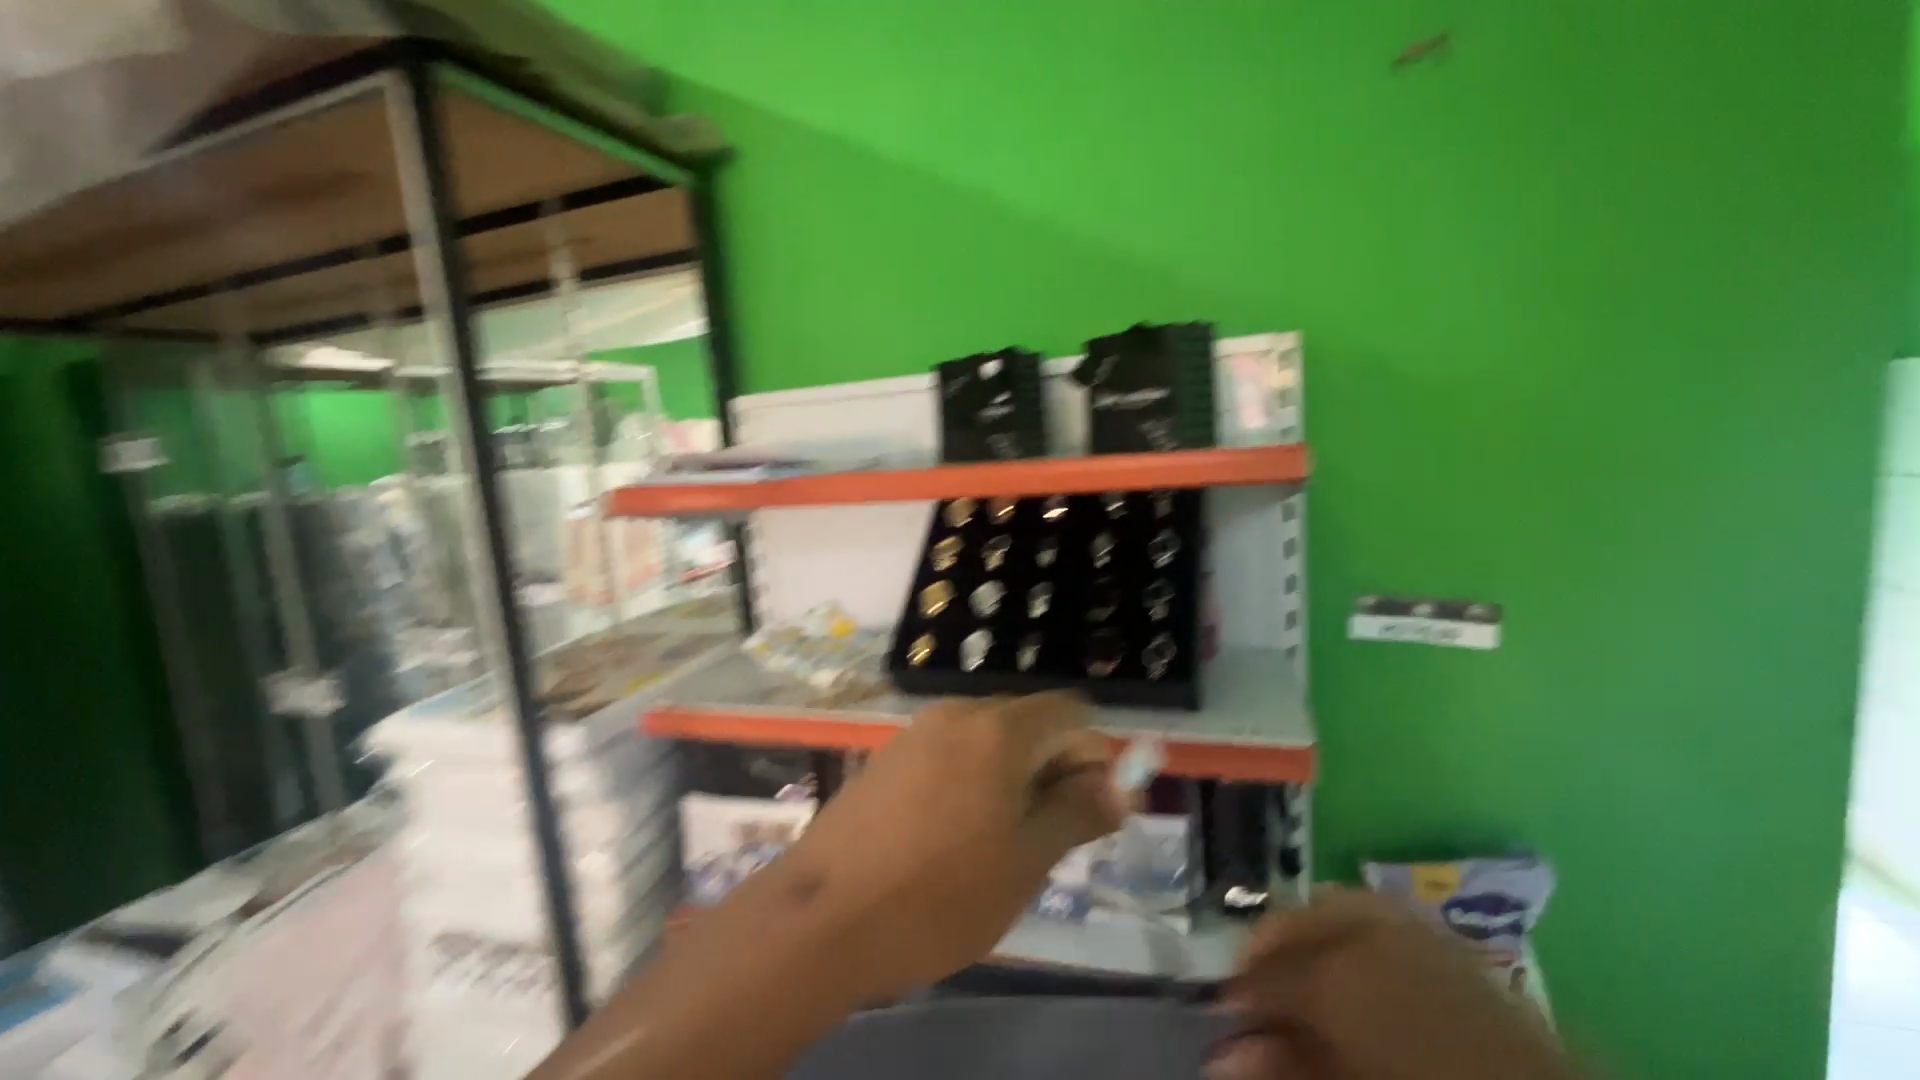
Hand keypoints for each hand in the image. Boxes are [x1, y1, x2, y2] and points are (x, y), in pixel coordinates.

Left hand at [782, 691, 1127, 997]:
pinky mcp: (882, 762)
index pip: (1069, 714)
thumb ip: (1077, 814)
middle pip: (1027, 725)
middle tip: (1049, 841)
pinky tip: (952, 845)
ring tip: (1000, 849)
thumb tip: (1119, 789)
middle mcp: (953, 715)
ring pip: (985, 745)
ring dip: (1011, 783)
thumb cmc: (939, 896)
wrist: (820, 921)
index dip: (1092, 758)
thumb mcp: (1025, 862)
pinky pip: (946, 760)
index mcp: (996, 729)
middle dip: (1052, 772)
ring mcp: (911, 736)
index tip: (1090, 815)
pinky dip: (969, 787)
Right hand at [1210, 888, 1580, 1079]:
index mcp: (1338, 973)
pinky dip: (1355, 936)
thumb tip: (1226, 1057)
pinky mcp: (1456, 947)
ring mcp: (1417, 933)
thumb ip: (1286, 1070)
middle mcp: (1370, 935)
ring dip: (1310, 939)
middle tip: (1257, 1001)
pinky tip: (1357, 976)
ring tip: (1303, 985)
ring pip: (1337, 909)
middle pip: (1294, 924)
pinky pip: (1384, 921)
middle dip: (1269, 956)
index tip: (1226, 1027)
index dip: (1237, 1000)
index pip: (1261, 974)